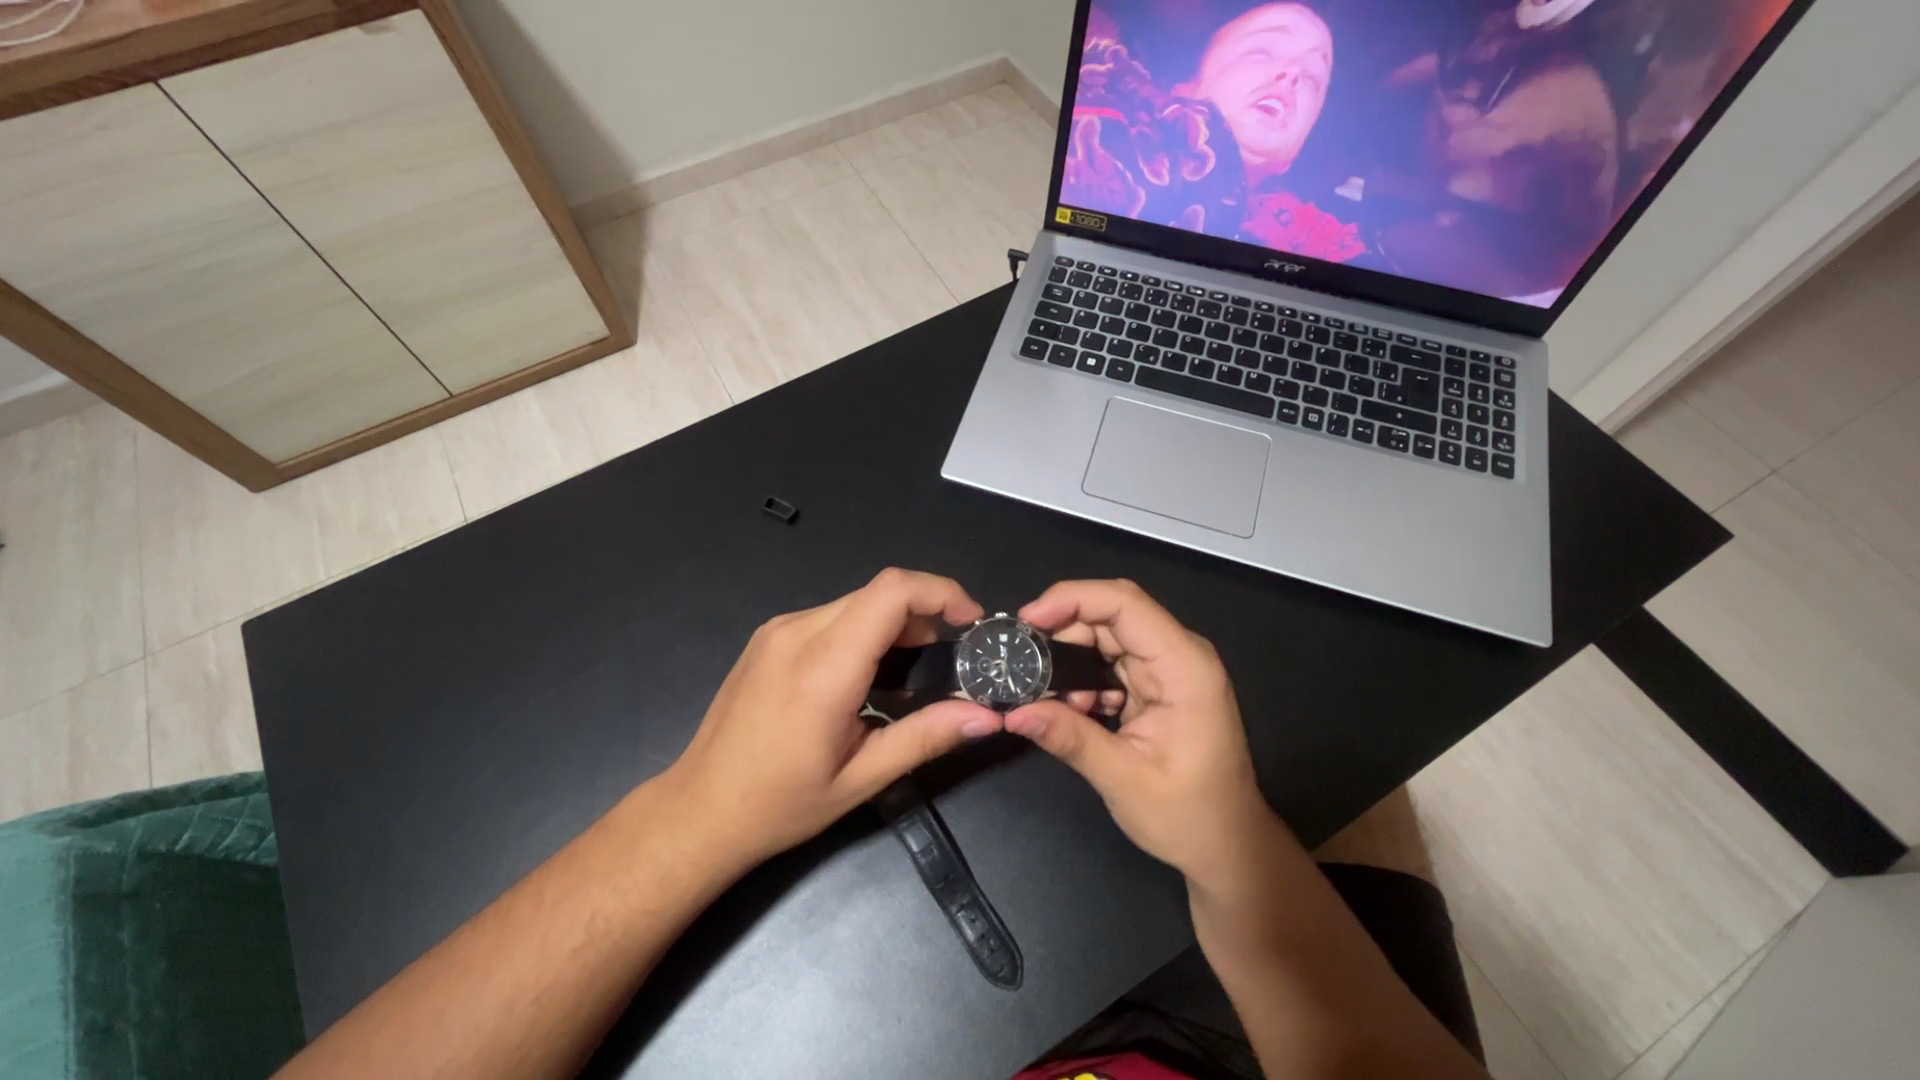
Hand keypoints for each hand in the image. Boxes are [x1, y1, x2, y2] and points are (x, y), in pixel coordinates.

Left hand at [666, 569, 1002, 864]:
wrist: (700, 809)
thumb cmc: (781, 803)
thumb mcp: (862, 777)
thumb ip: (927, 737)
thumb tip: (988, 716)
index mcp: (824, 666)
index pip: (892, 592)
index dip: (941, 592)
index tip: (972, 622)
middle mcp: (798, 632)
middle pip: (878, 593)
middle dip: (924, 615)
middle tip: (948, 662)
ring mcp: (777, 630)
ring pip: (855, 602)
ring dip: (893, 624)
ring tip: (909, 676)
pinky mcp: (767, 637)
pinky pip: (829, 616)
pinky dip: (863, 631)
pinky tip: (867, 677)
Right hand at [1005, 580, 1277, 886]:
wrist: (1228, 846)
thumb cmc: (1189, 816)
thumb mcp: (1124, 780)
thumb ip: (1071, 738)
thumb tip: (1015, 713)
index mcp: (1184, 667)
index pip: (1125, 605)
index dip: (1073, 599)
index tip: (1027, 620)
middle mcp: (1179, 656)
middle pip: (1112, 615)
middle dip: (1063, 631)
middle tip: (1024, 665)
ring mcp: (1169, 669)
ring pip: (1107, 636)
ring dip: (1071, 659)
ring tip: (1049, 699)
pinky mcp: (1157, 686)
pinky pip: (1111, 662)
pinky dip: (1083, 678)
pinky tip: (1072, 711)